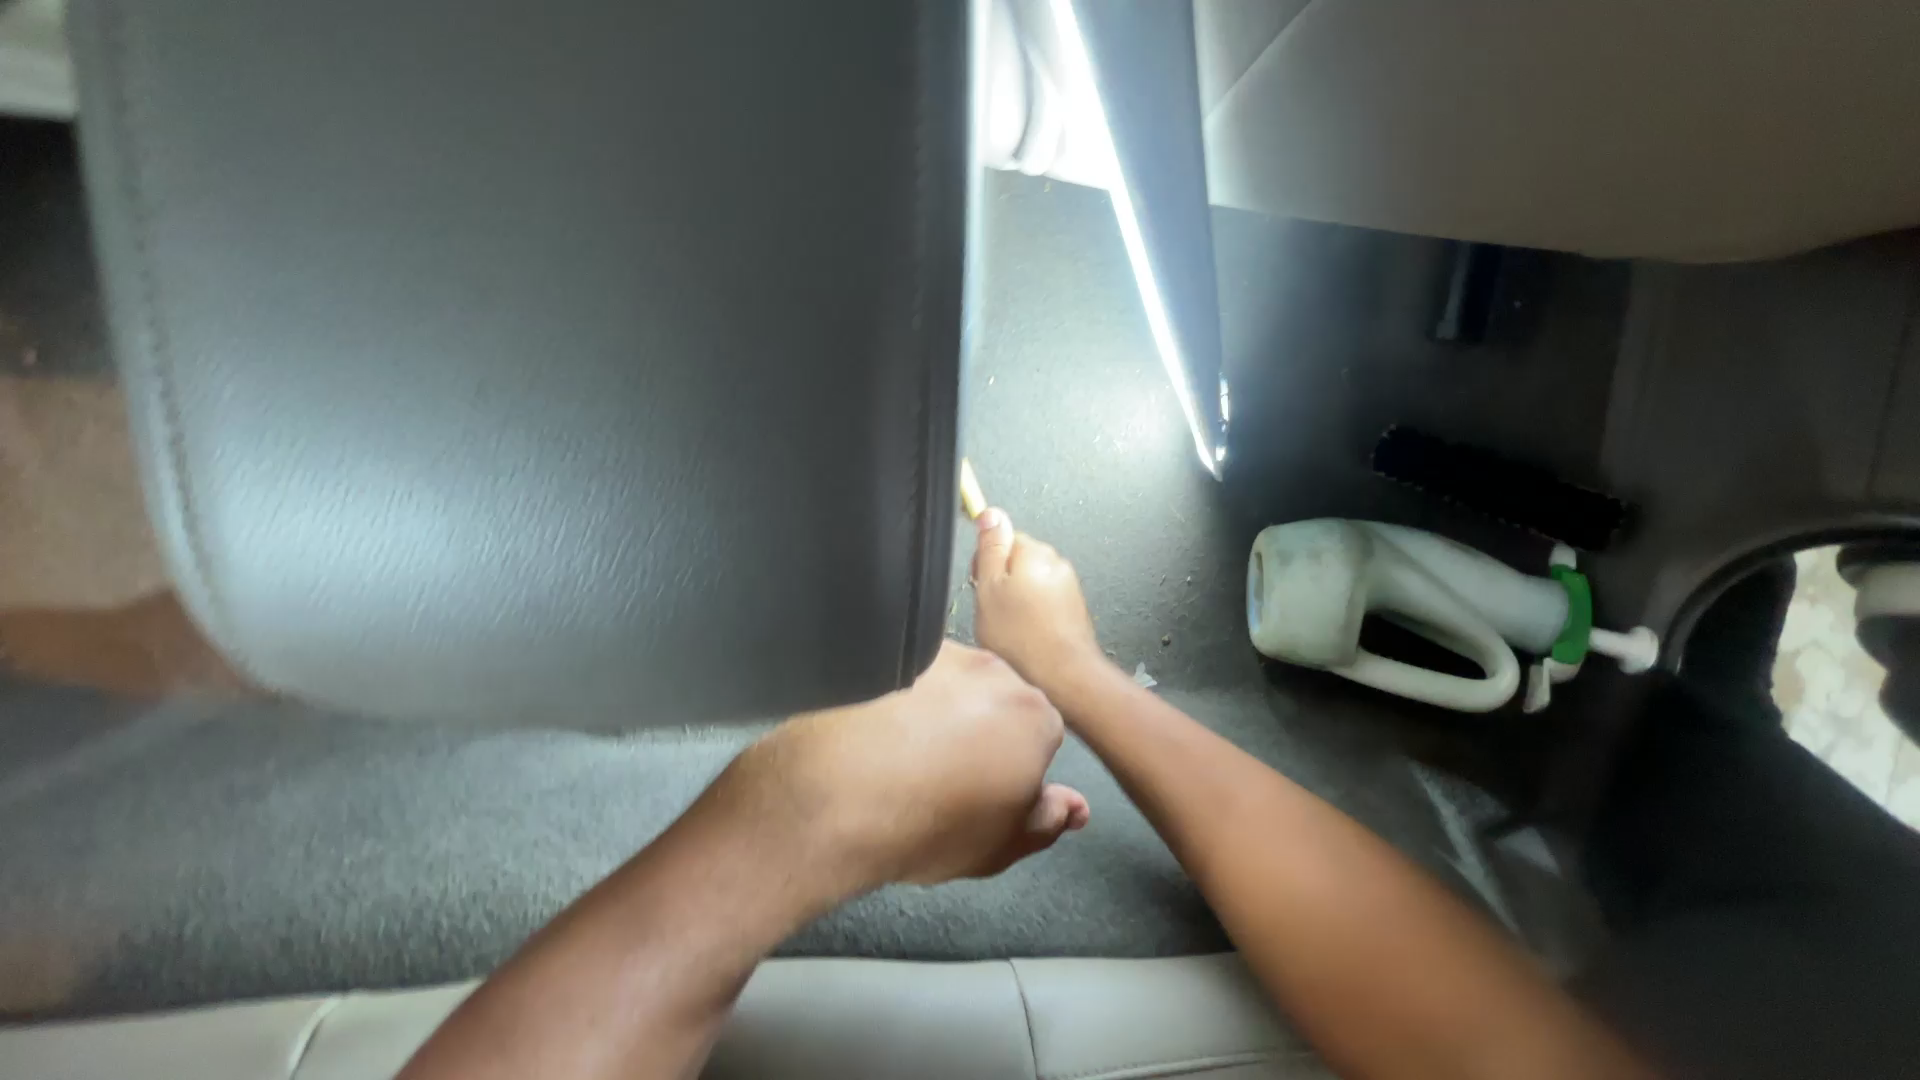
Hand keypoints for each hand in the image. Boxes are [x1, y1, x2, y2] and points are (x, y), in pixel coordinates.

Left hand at [710, 641, 1088, 893]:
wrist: (837, 793)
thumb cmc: (930, 828)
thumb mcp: (999, 846)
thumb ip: (1045, 821)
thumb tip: (1075, 806)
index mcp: (1035, 718)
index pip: (1042, 737)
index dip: (1014, 766)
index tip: (981, 790)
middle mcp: (997, 672)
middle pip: (999, 698)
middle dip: (982, 726)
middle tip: (941, 770)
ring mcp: (942, 653)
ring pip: (953, 681)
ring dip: (940, 705)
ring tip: (900, 747)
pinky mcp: (894, 649)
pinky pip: (908, 669)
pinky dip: (899, 690)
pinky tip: (874, 722)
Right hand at [971, 508, 1103, 690]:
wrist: (1062, 672)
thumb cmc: (1020, 635)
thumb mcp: (990, 588)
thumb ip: (991, 548)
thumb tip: (990, 513)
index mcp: (1033, 552)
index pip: (1003, 538)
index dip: (986, 563)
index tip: (982, 585)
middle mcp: (1055, 561)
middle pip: (1018, 560)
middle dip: (1003, 582)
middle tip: (994, 610)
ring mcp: (1068, 585)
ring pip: (1031, 583)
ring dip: (1019, 600)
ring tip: (1011, 627)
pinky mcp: (1073, 607)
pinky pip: (1045, 601)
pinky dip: (1034, 614)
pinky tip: (1027, 634)